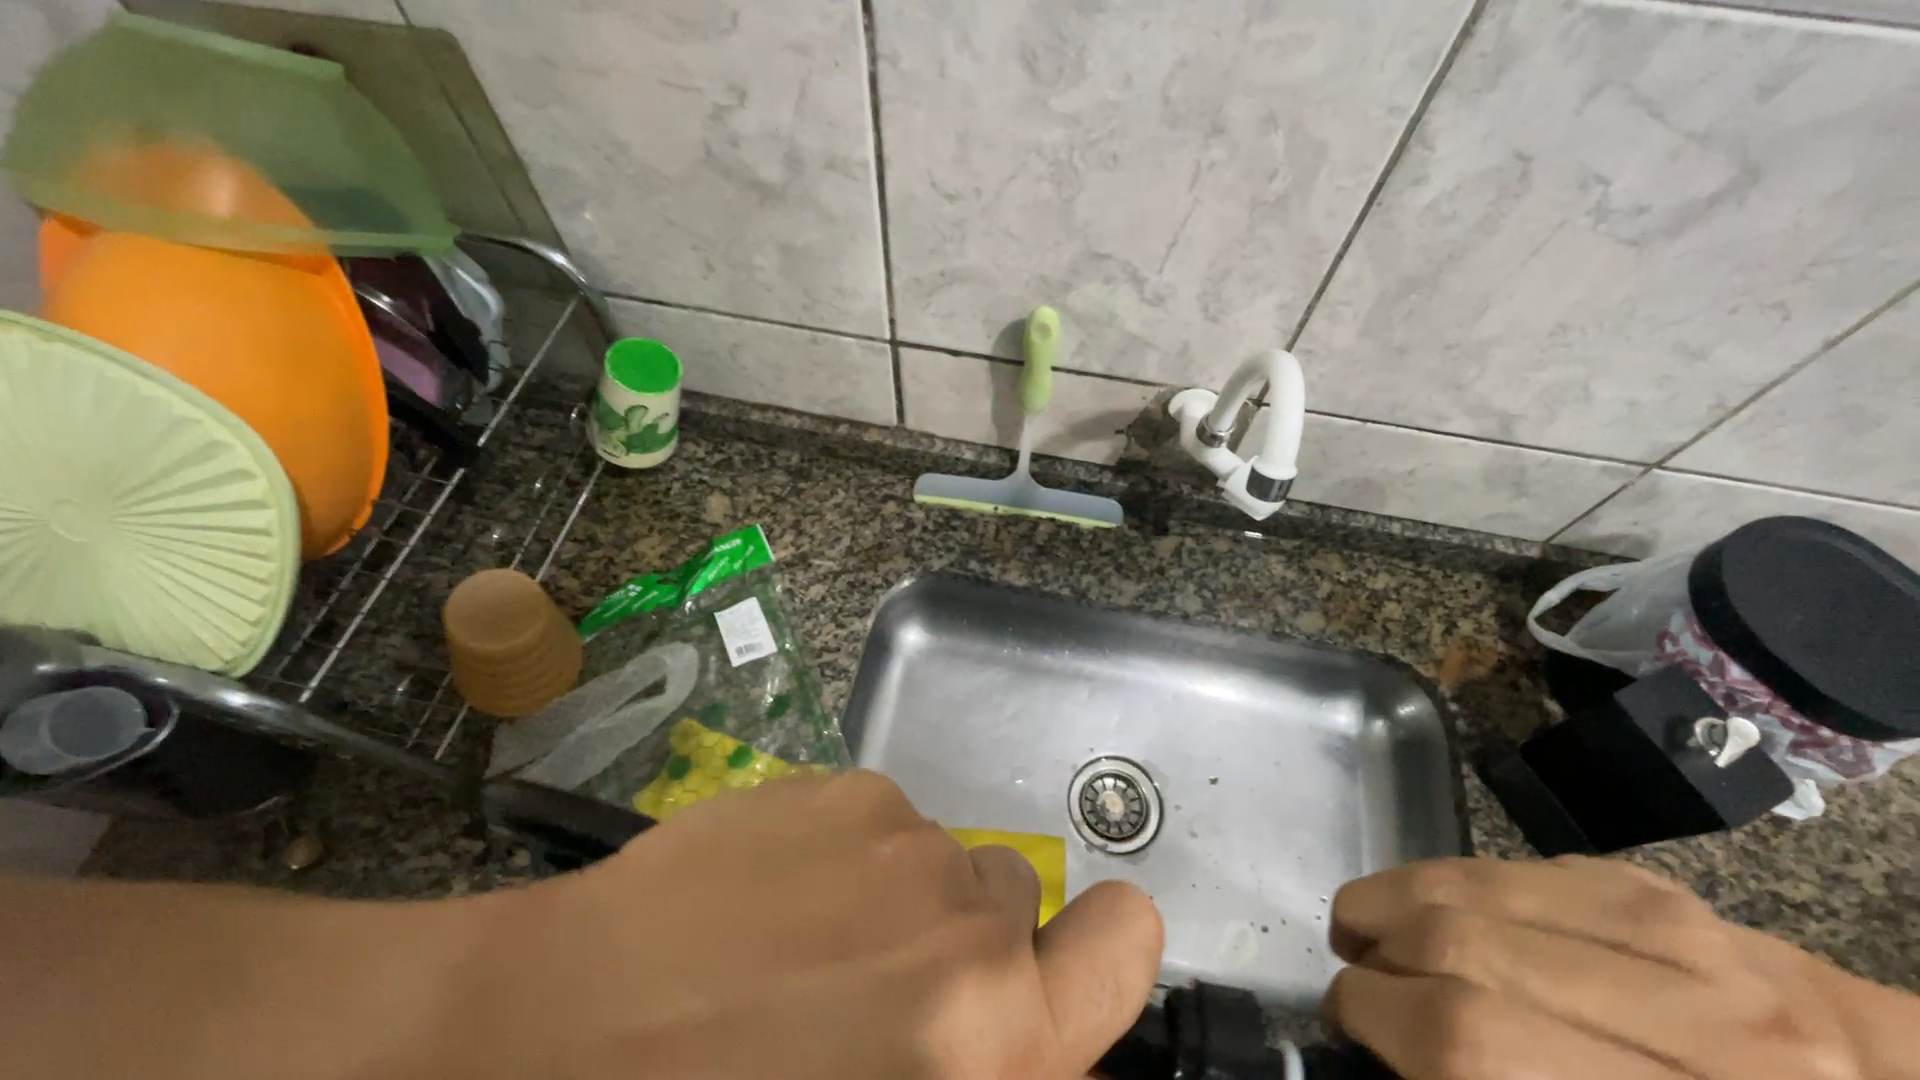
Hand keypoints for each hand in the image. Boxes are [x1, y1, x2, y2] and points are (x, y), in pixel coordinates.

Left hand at [463, 770, 1164, 1079]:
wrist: (562, 1033)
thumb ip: (979, 1051)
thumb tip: (1003, 1017)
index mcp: (997, 1035)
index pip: (1127, 941)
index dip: (1103, 947)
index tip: (1047, 965)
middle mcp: (967, 923)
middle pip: (1015, 899)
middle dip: (964, 938)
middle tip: (874, 985)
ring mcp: (899, 839)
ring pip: (939, 855)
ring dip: (898, 893)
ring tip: (804, 939)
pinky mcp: (836, 787)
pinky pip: (879, 819)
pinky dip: (844, 850)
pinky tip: (771, 891)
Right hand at [1323, 856, 1861, 1079]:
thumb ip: (1484, 1079)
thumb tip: (1388, 1042)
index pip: (1469, 1035)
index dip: (1373, 1013)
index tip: (1348, 1019)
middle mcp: (1699, 1026)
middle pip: (1463, 946)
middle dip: (1374, 953)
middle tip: (1355, 974)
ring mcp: (1688, 939)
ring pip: (1480, 886)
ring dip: (1394, 900)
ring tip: (1371, 929)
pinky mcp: (1667, 891)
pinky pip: (1519, 868)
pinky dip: (1451, 885)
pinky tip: (1438, 912)